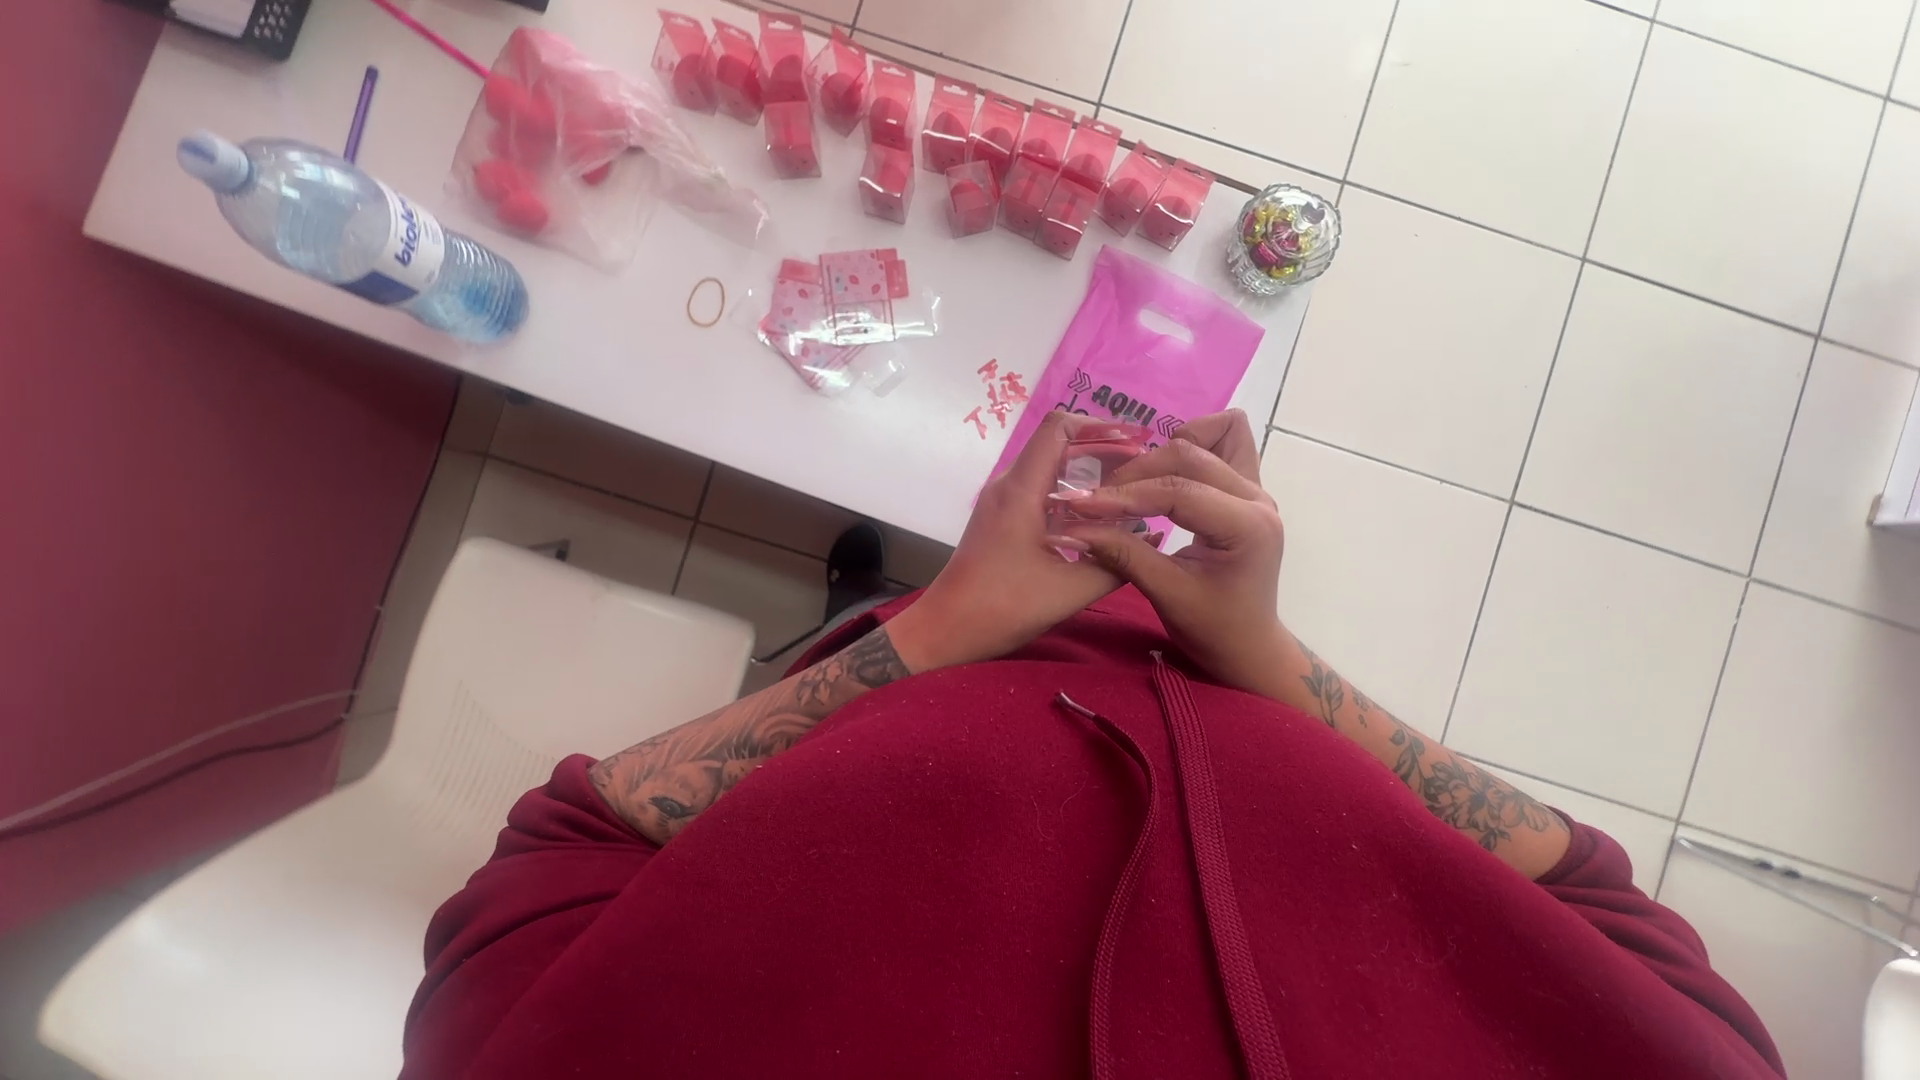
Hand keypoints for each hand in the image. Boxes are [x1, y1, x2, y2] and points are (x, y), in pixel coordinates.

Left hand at [886, 410, 1124, 671]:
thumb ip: (1116, 561)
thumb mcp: (1070, 590)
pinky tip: (1097, 517)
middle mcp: (1008, 485)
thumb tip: (1152, 537)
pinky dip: (1070, 493)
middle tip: (1143, 467)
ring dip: (1087, 472)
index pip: (1059, 427)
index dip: (1100, 426)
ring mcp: (1001, 501)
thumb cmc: (1003, 606)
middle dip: (1102, 449)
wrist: (947, 629)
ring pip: (1048, 468)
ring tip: (1128, 489)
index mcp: (1021, 490)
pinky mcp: (1000, 519)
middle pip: (1057, 444)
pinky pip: (1039, 490)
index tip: (1135, 442)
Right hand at [1058, 410, 1290, 697]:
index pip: (1178, 491)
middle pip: (1190, 454)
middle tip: (1098, 499)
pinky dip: (1190, 447)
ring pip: (1213, 435)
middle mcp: (1258, 497)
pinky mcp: (1245, 488)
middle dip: (1137, 472)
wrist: (1246, 646)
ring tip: (1134, 481)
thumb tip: (1069, 528)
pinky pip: (1224, 442)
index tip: (1079, 504)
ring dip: (1167, 449)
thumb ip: (1121, 553)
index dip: (1124, 495)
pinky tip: (1162, 475)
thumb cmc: (1212, 628)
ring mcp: (1256, 488)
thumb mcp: (1165, 593)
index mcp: (1248, 526)